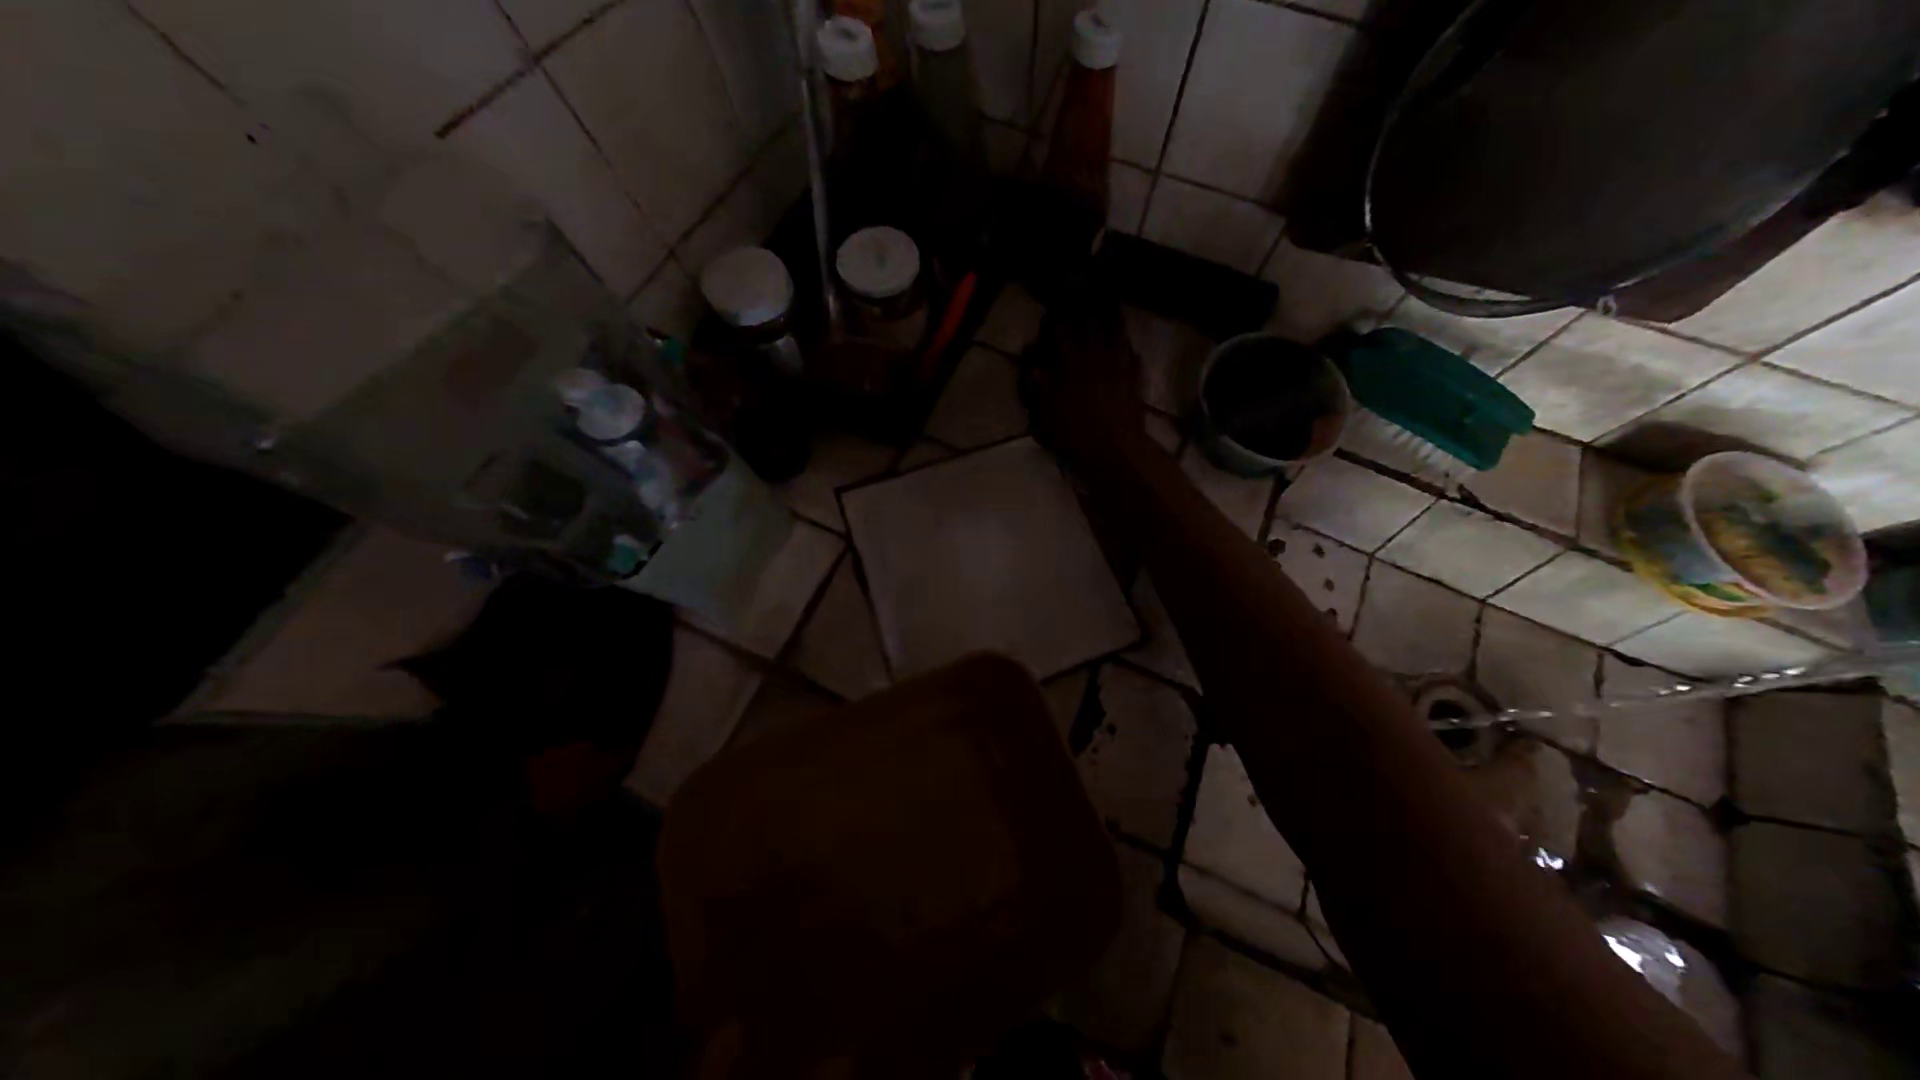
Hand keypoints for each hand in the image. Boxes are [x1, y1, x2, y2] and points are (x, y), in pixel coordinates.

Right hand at [1022, 292, 1146, 470]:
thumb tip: (1034, 367)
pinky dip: (1131, 355)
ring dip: (1114, 329)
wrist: (1115, 449)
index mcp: (1073, 369)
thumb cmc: (1077, 433)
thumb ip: (1043, 388)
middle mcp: (1096, 364)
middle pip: (1093, 335)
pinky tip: (1132, 350)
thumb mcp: (1050, 413)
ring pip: (1116, 344)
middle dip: (1089, 320)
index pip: (1065, 341)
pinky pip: (1133, 364)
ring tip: (1113, 315)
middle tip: (1088, 306)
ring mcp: (1118, 373)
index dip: (1061, 327)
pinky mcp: (1134, 386)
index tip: (1057, 315)